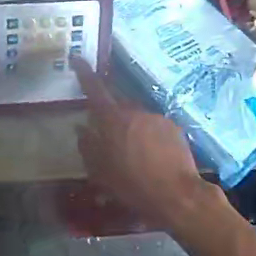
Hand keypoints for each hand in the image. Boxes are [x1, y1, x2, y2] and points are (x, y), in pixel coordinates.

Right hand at [74, 57, 217, 230]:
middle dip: (109, 114)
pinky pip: (153, 126)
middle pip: (116, 103)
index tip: (77, 58)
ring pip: (136, 116)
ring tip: (130, 152)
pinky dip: (147, 136)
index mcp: (111, 118)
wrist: (177, 196)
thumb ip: (87, 145)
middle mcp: (134, 111)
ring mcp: (156, 118)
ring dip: (129, 128)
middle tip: (104, 133)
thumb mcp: (98, 170)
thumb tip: (81, 128)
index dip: (84, 72)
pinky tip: (149, 156)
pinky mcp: (174, 128)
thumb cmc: (131, 184)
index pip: (94, 88)